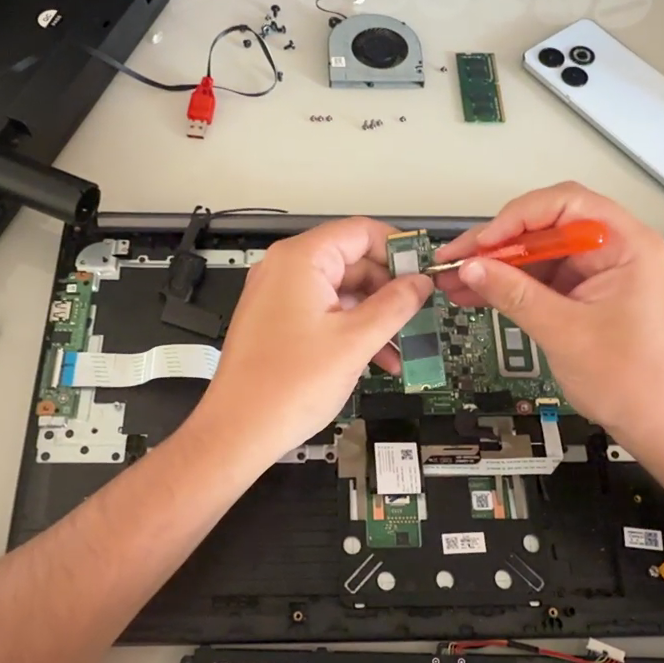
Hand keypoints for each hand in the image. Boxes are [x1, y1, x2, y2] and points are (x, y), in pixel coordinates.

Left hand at [187, 217, 432, 463]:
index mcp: (300, 260)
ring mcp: (279, 297)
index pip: (360, 231)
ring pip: (343, 292)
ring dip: (375, 316)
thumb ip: (395, 305)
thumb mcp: (356, 341)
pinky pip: (326, 312)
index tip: (423, 271)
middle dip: (389, 290)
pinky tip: (375, 358)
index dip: (397, 249)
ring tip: (401, 347)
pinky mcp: (278, 322)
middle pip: (353, 262)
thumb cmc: (282, 388)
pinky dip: (352, 329)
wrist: (240, 430)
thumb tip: (418, 283)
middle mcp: (285, 271)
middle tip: (418, 314)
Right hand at [433, 182, 663, 444]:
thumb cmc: (629, 379)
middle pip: (546, 226)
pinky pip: (540, 279)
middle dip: (497, 244)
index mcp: (626, 245)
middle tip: (454, 259)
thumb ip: (515, 294)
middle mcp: (614, 249)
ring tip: (453, 280)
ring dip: (496, 266)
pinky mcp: (584, 294)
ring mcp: (598, 272)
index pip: (565, 204)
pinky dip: (509, 286)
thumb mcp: (564, 332)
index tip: (483, 245)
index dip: (518, 218)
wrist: (656, 424)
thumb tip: (471, 267)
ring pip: (537, 254)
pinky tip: (475, 293)